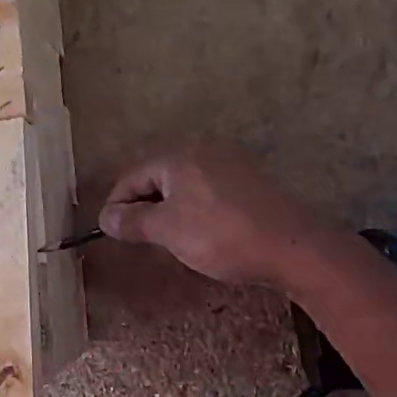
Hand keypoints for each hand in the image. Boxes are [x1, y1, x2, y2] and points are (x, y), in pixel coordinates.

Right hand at [97, 152, 338, 289]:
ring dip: (169, 209)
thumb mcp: (168, 230)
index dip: (117, 205)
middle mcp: (205, 150)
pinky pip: (209, 190)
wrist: (290, 247)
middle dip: (144, 206)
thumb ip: (133, 221)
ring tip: (167, 238)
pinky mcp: (251, 181)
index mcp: (179, 156)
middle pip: (159, 177)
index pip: (133, 176)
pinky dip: (196, 208)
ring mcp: (232, 163)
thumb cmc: (220, 236)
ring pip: (185, 184)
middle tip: (138, 237)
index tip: (110, 232)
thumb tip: (106, 217)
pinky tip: (201, 231)